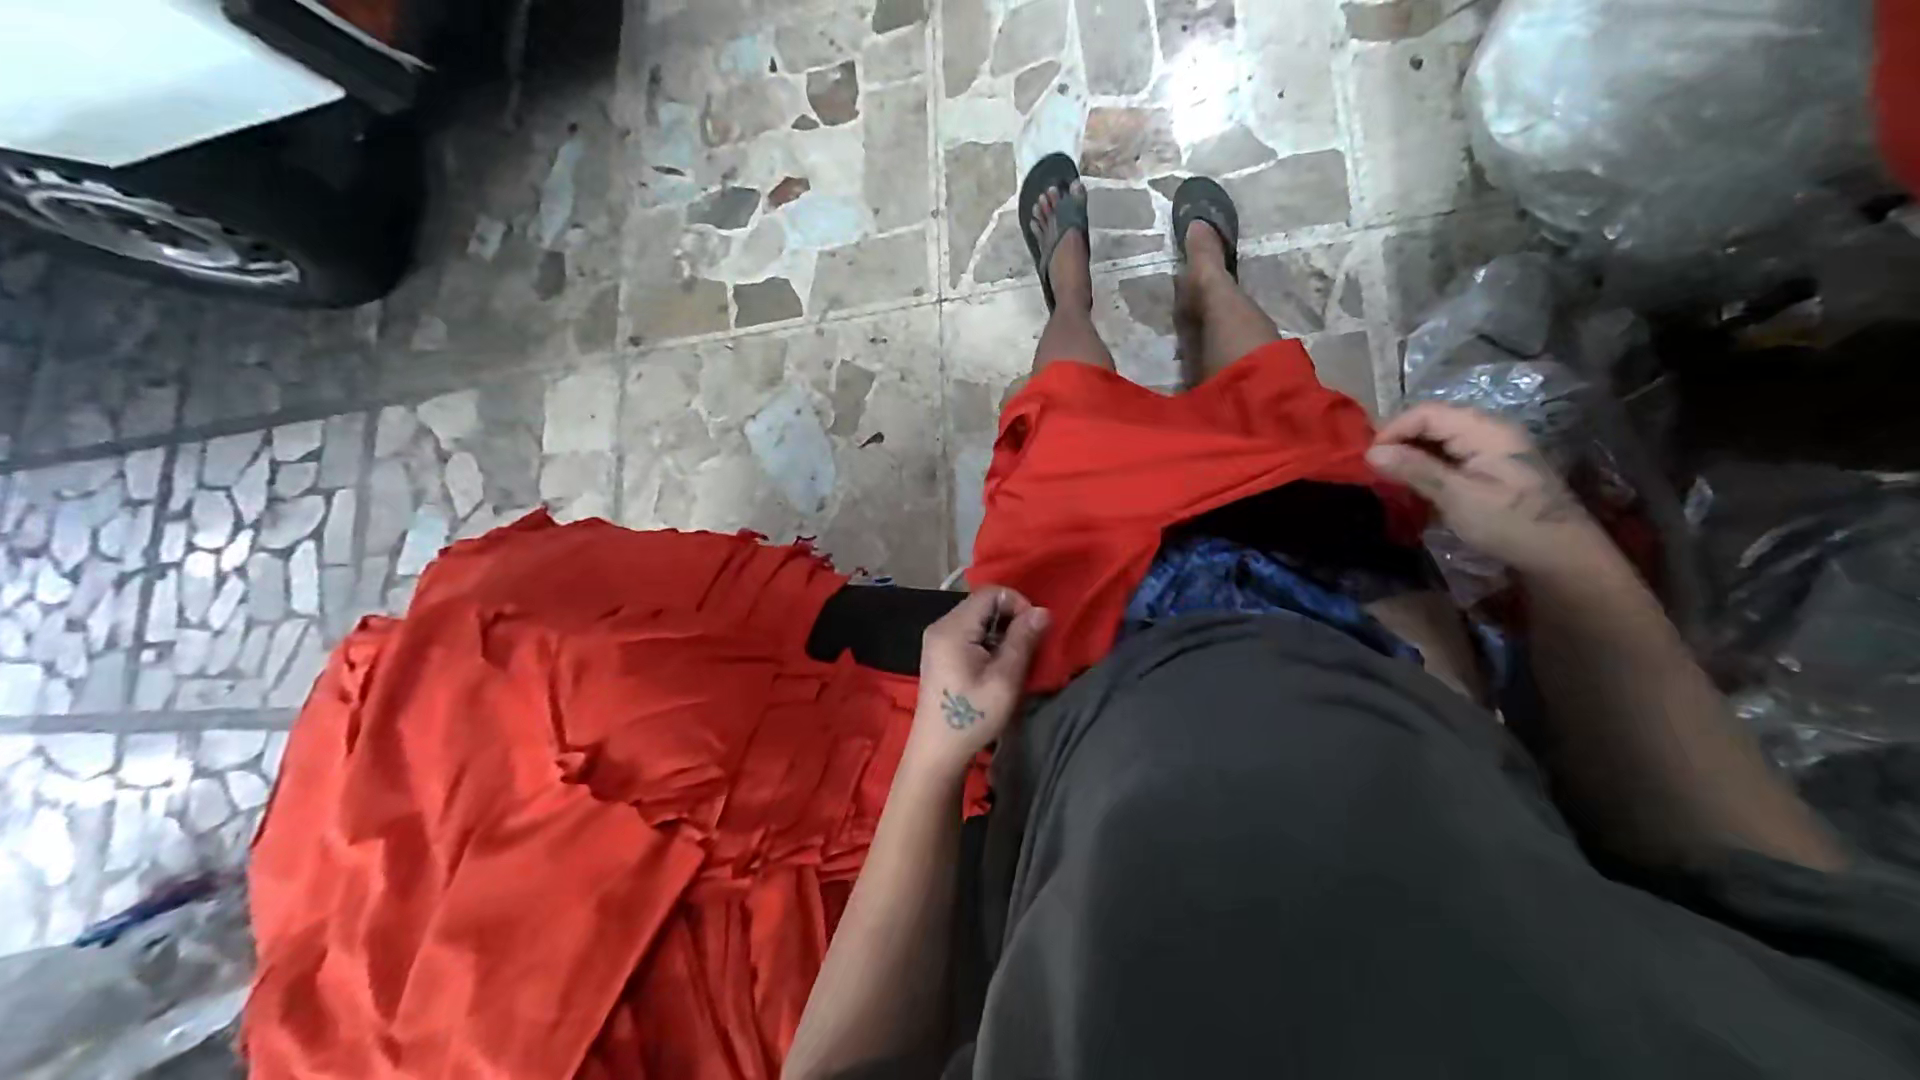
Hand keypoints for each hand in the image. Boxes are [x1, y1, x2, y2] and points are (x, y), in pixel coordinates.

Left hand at [905, 586, 1048, 777]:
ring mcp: (937, 639)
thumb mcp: (1005, 679)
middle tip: (1027, 646)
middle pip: (982, 603)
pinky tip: (995, 665)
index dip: (1017, 604)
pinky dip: (987, 640)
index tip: (1033, 630)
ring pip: (977, 618)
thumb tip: (1042, 610)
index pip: (990, 593)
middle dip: (1010, 618)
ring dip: (1000, 631)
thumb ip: (1023, 640)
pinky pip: (968, 632)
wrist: (938, 751)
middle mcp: (940, 626)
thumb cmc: (973, 716)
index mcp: (952, 628)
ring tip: (1012, 659)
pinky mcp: (939, 652)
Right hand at [1367, 403, 1607, 574]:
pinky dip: (1427, 463)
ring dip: (1411, 453)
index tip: (1370, 459)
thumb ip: (1415, 470)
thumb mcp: (1457, 497)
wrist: (1562, 554)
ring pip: (1439, 437)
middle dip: (1399, 440)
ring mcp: (1493, 447)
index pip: (1426, 413)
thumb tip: (1371, 452)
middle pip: (1432, 421)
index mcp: (1485, 430)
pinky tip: (1416, 482)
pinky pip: (1450, 453)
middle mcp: (1490, 430)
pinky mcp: (1492, 465)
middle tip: (1375, 469)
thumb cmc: (1510, 523)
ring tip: (1390, 476)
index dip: (1393, 430)